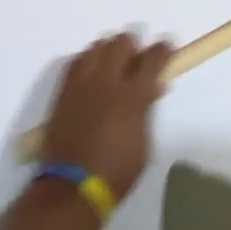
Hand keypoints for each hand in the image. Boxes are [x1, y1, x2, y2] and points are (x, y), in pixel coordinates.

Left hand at [39, 32, 173, 199]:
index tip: (166, 45)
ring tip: (113, 61)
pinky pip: (75, 61)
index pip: (152, 60)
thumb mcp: (143, 143)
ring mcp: (82, 83)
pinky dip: (87, 59)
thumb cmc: (116, 171)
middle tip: (137, 56)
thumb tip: (153, 86)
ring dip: (109, 49)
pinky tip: (91, 69)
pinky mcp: (63, 90)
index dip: (162, 49)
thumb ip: (146, 109)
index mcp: (131, 97)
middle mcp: (106, 82)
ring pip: (97, 47)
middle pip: (121, 43)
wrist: (72, 185)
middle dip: (133, 45)